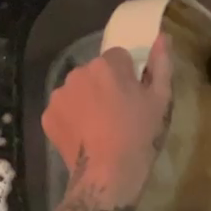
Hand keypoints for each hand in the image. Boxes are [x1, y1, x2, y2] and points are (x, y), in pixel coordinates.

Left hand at [44, 36, 172, 205]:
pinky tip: (84, 137)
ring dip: (86, 101)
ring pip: (77, 90)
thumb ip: (161, 64)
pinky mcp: (48, 115)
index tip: (133, 99)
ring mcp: (60, 94)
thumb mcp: (160, 100)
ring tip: (99, 128)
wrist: (107, 174)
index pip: (118, 58)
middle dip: (104, 86)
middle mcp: (78, 72)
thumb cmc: (139, 136)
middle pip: (94, 72)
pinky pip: (63, 109)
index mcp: (107, 64)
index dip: (127, 77)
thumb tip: (162, 36)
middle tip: (117, 116)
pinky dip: (71, 118)